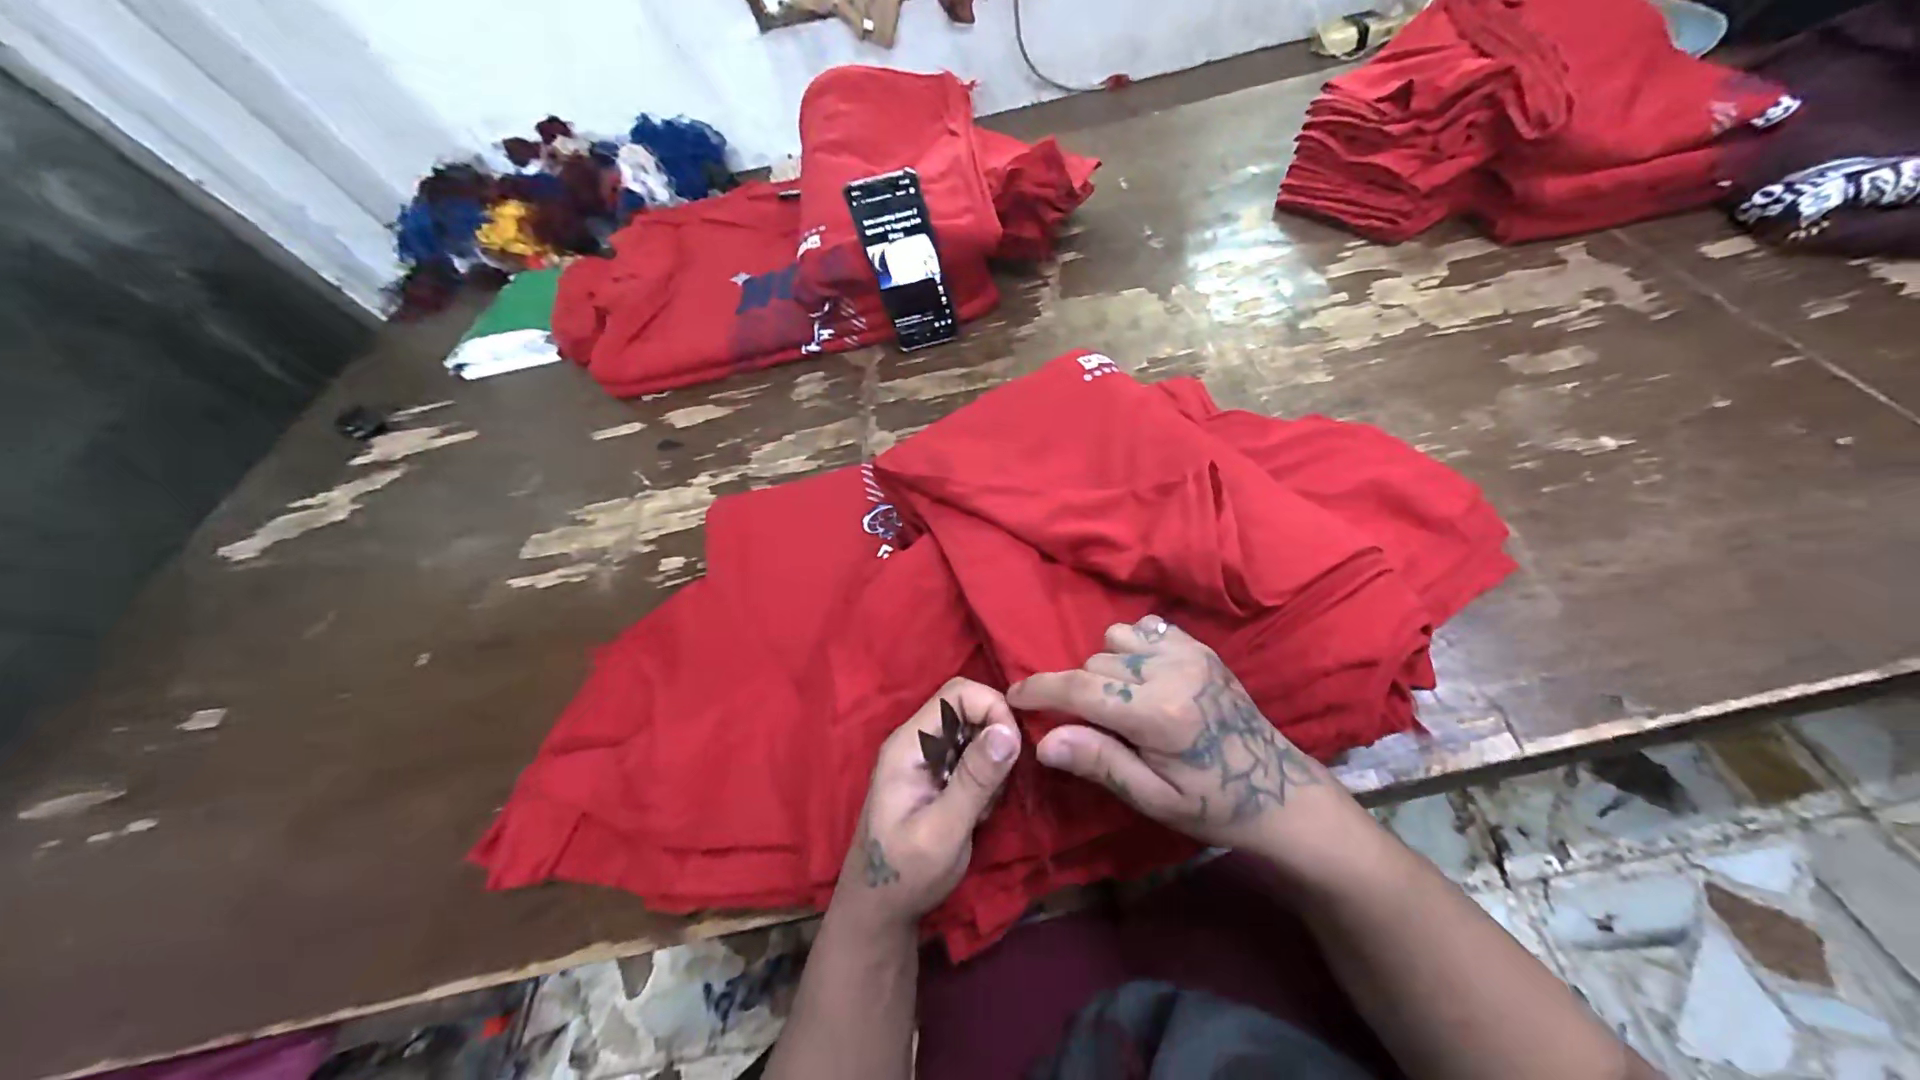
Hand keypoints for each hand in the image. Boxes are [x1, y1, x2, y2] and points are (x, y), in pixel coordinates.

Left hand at [834, 678, 1021, 929]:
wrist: (880, 911)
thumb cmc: (905, 874)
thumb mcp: (944, 831)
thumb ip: (975, 780)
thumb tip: (1008, 731)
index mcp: (908, 744)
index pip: (957, 693)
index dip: (992, 708)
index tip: (1013, 748)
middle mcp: (916, 742)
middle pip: (969, 708)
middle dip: (995, 739)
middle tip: (996, 787)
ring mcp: (927, 759)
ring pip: (976, 733)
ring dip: (992, 765)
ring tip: (981, 809)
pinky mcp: (939, 776)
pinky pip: (973, 758)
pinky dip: (986, 780)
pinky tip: (976, 813)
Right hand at [1007, 614, 1324, 849]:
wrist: (1279, 789)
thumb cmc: (1213, 804)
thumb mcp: (1153, 798)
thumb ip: (1099, 762)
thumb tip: (1043, 742)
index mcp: (1160, 715)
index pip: (1081, 689)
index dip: (1040, 690)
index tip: (1014, 696)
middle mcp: (1173, 671)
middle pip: (1094, 664)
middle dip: (1078, 689)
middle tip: (1089, 724)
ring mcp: (1190, 653)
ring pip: (1114, 639)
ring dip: (1104, 666)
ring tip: (1120, 700)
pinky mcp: (1201, 647)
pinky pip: (1144, 628)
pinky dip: (1131, 647)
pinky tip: (1143, 677)